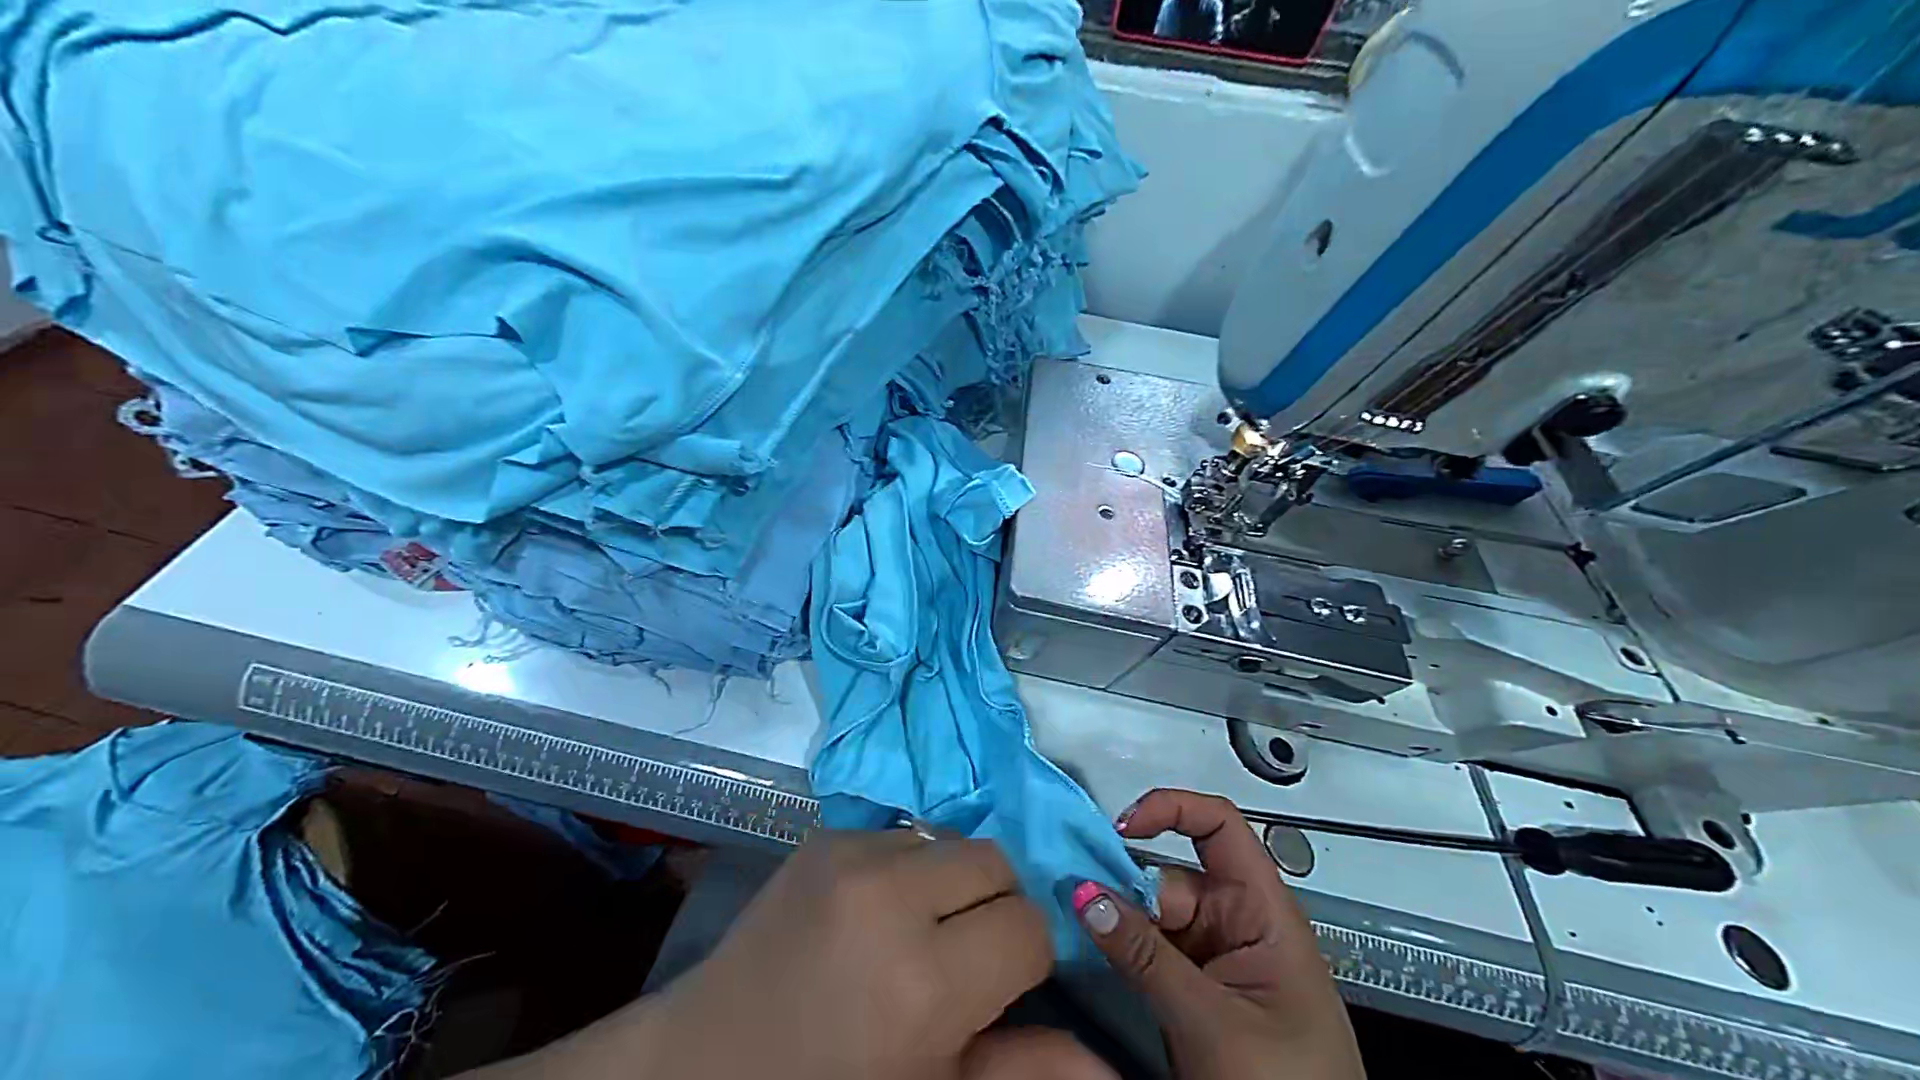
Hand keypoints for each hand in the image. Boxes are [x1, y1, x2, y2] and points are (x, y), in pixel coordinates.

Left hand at [651, 830, 1114, 1079]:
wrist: (706, 1062)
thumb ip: (1027, 1070)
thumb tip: (1115, 1067)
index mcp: (924, 980)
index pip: (1028, 925)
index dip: (1022, 957)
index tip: (997, 984)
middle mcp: (890, 896)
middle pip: (996, 861)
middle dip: (993, 904)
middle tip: (960, 954)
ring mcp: (850, 853)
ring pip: (951, 840)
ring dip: (950, 881)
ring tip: (913, 930)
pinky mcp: (822, 836)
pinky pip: (900, 834)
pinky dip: (906, 866)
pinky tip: (873, 912)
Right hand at [1073, 789, 1364, 1079]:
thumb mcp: (1213, 1021)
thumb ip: (1145, 957)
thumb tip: (1085, 894)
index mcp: (1262, 911)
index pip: (1219, 828)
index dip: (1171, 809)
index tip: (1120, 828)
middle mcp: (1235, 922)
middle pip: (1169, 878)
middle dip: (1124, 887)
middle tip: (1077, 904)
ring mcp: (1212, 957)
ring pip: (1152, 916)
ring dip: (1116, 922)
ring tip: (1076, 928)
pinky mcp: (1193, 988)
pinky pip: (1148, 950)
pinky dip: (1119, 948)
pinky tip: (1092, 951)